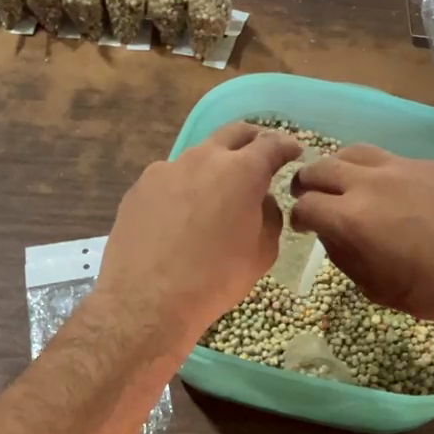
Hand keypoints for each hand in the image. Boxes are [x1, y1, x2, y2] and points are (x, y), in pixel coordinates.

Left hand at [95, 122, 303, 340]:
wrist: (147, 300)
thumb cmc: (216, 279)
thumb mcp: (262, 253)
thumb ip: (269, 216)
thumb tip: (261, 200)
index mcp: (242, 171)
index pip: (272, 144)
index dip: (287, 146)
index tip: (293, 151)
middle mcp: (203, 159)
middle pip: (234, 134)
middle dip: (252, 140)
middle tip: (260, 157)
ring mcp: (167, 169)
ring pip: (199, 157)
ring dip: (214, 168)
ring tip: (216, 196)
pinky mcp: (140, 187)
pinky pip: (171, 179)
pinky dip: (185, 188)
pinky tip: (181, 217)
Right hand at [291, 144, 433, 330]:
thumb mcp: (376, 288)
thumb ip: (345, 255)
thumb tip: (331, 234)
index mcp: (353, 217)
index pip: (307, 205)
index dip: (298, 216)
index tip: (302, 224)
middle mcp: (373, 182)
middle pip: (323, 167)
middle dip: (308, 181)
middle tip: (308, 192)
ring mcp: (408, 167)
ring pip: (359, 152)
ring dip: (343, 166)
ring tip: (346, 180)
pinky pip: (401, 162)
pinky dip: (387, 174)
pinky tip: (401, 192)